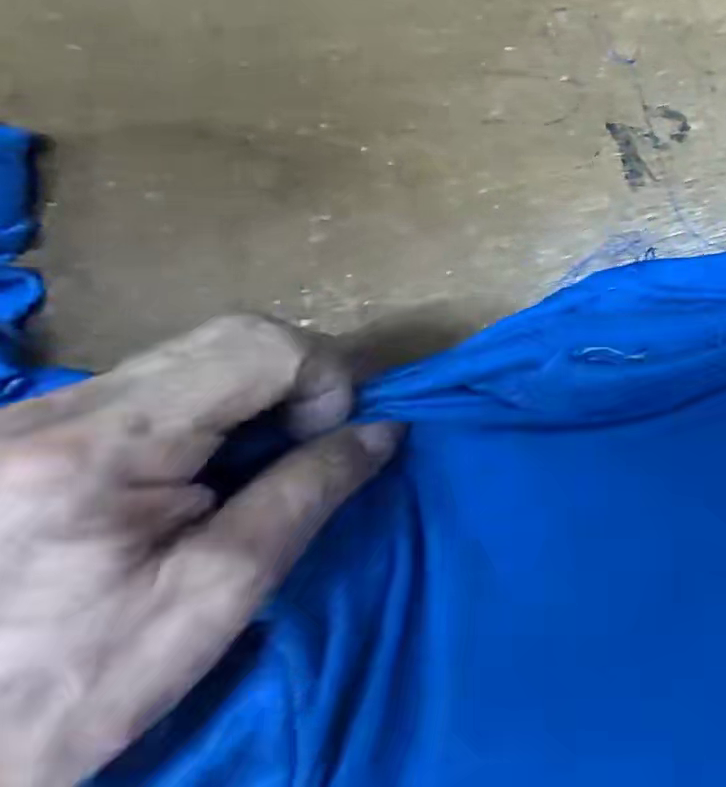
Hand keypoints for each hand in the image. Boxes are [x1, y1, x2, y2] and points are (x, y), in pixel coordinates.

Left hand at [0, 316, 402, 786]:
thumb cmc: (68, 690)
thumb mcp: (221, 590)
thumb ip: (311, 490)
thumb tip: (383, 429)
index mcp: (90, 453)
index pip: (261, 346)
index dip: (323, 383)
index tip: (318, 448)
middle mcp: (36, 417)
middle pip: (225, 340)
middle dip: (293, 388)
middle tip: (291, 456)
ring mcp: (9, 425)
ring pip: (189, 362)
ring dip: (248, 406)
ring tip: (238, 476)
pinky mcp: (3, 441)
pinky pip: (145, 392)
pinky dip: (200, 421)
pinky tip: (184, 481)